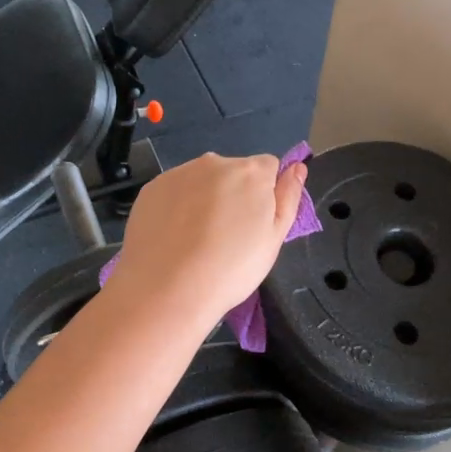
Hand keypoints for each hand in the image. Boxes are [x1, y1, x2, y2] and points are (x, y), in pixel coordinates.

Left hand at [100, 153, 305, 326]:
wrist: (167, 288)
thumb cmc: (231, 268)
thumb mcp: (274, 239)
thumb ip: (288, 197)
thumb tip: (297, 167)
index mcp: (251, 172)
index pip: (268, 167)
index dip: (266, 193)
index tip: (255, 222)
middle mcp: (215, 162)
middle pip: (234, 171)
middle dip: (234, 194)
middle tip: (227, 235)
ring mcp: (180, 173)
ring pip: (202, 180)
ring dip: (205, 198)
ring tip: (197, 238)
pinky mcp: (153, 187)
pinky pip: (175, 191)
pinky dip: (178, 205)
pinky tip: (174, 236)